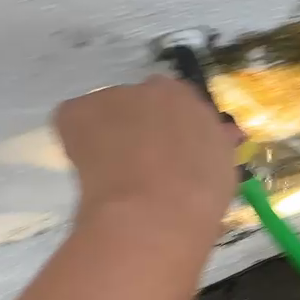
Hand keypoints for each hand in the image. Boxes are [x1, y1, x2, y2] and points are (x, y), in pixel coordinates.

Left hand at [52, 75, 242, 232]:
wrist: (154, 212)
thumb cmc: (201, 194)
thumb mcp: (224, 165)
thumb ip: (218, 141)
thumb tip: (223, 133)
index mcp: (187, 97)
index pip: (181, 102)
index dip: (180, 128)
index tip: (181, 152)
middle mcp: (148, 87)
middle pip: (144, 104)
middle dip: (147, 127)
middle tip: (152, 164)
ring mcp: (108, 97)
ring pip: (112, 113)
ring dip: (117, 133)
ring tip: (124, 172)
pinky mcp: (74, 111)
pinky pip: (79, 122)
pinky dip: (84, 140)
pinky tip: (99, 169)